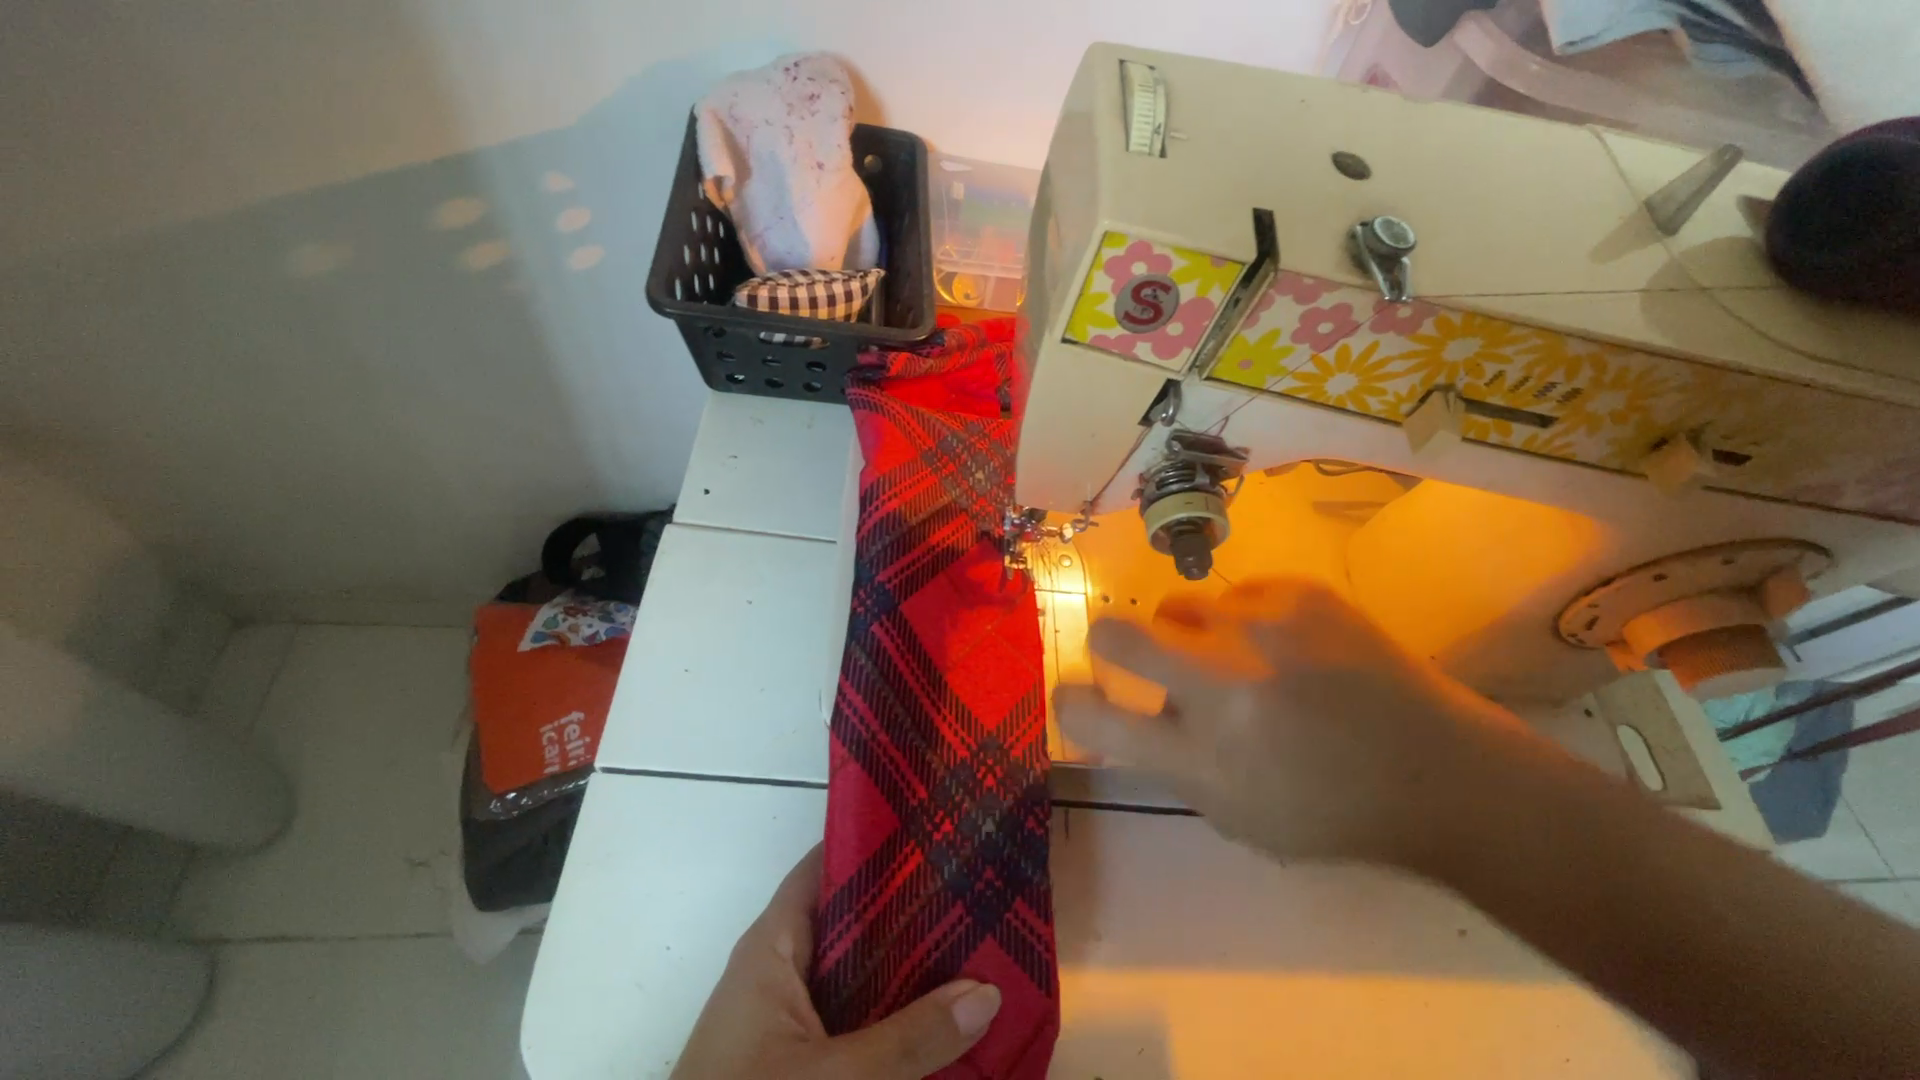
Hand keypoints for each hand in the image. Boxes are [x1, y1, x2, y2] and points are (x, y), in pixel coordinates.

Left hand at [671, 846, 1002, 1078]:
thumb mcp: (834, 1076)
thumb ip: (910, 1038)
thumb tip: (989, 992)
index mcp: (774, 945)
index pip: (826, 866)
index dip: (878, 844)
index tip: (940, 835)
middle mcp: (781, 968)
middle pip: (853, 919)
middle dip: (913, 910)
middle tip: (979, 896)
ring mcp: (789, 1016)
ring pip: (859, 973)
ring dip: (910, 967)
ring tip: (979, 949)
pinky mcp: (797, 1055)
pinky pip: (855, 1018)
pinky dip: (895, 1013)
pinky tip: (943, 1019)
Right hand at [1052, 577, 1543, 871]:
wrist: (1439, 771)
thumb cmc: (1329, 812)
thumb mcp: (1234, 815)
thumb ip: (1172, 762)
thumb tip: (1136, 706)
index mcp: (1204, 757)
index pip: (1097, 717)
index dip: (1071, 701)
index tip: (1073, 693)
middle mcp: (1224, 683)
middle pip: (1116, 631)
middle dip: (1109, 641)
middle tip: (1132, 653)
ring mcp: (1264, 628)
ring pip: (1178, 605)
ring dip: (1188, 633)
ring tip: (1235, 658)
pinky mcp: (1301, 592)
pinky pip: (1237, 594)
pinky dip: (1245, 622)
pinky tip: (1287, 648)